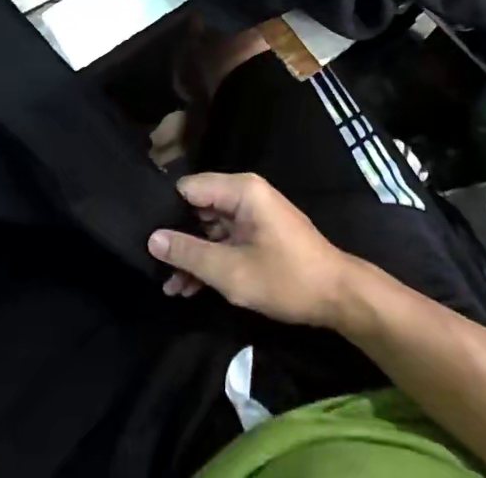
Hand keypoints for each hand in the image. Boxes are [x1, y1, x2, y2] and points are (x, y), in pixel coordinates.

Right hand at [147, 172, 356, 328]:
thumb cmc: (287, 279)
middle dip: (177, 239)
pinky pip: (223, 239)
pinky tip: (190, 288)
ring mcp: (252, 213)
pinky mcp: (257, 232)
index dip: (166, 211)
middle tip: (155, 267)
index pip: (188, 188)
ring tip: (171, 288)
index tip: (146, 238)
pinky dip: (209, 260)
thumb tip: (151, 239)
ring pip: (208, 227)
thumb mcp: (232, 272)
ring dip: (192, 256)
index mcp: (241, 190)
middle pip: (197, 207)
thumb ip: (189, 254)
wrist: (340, 297)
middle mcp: (245, 193)